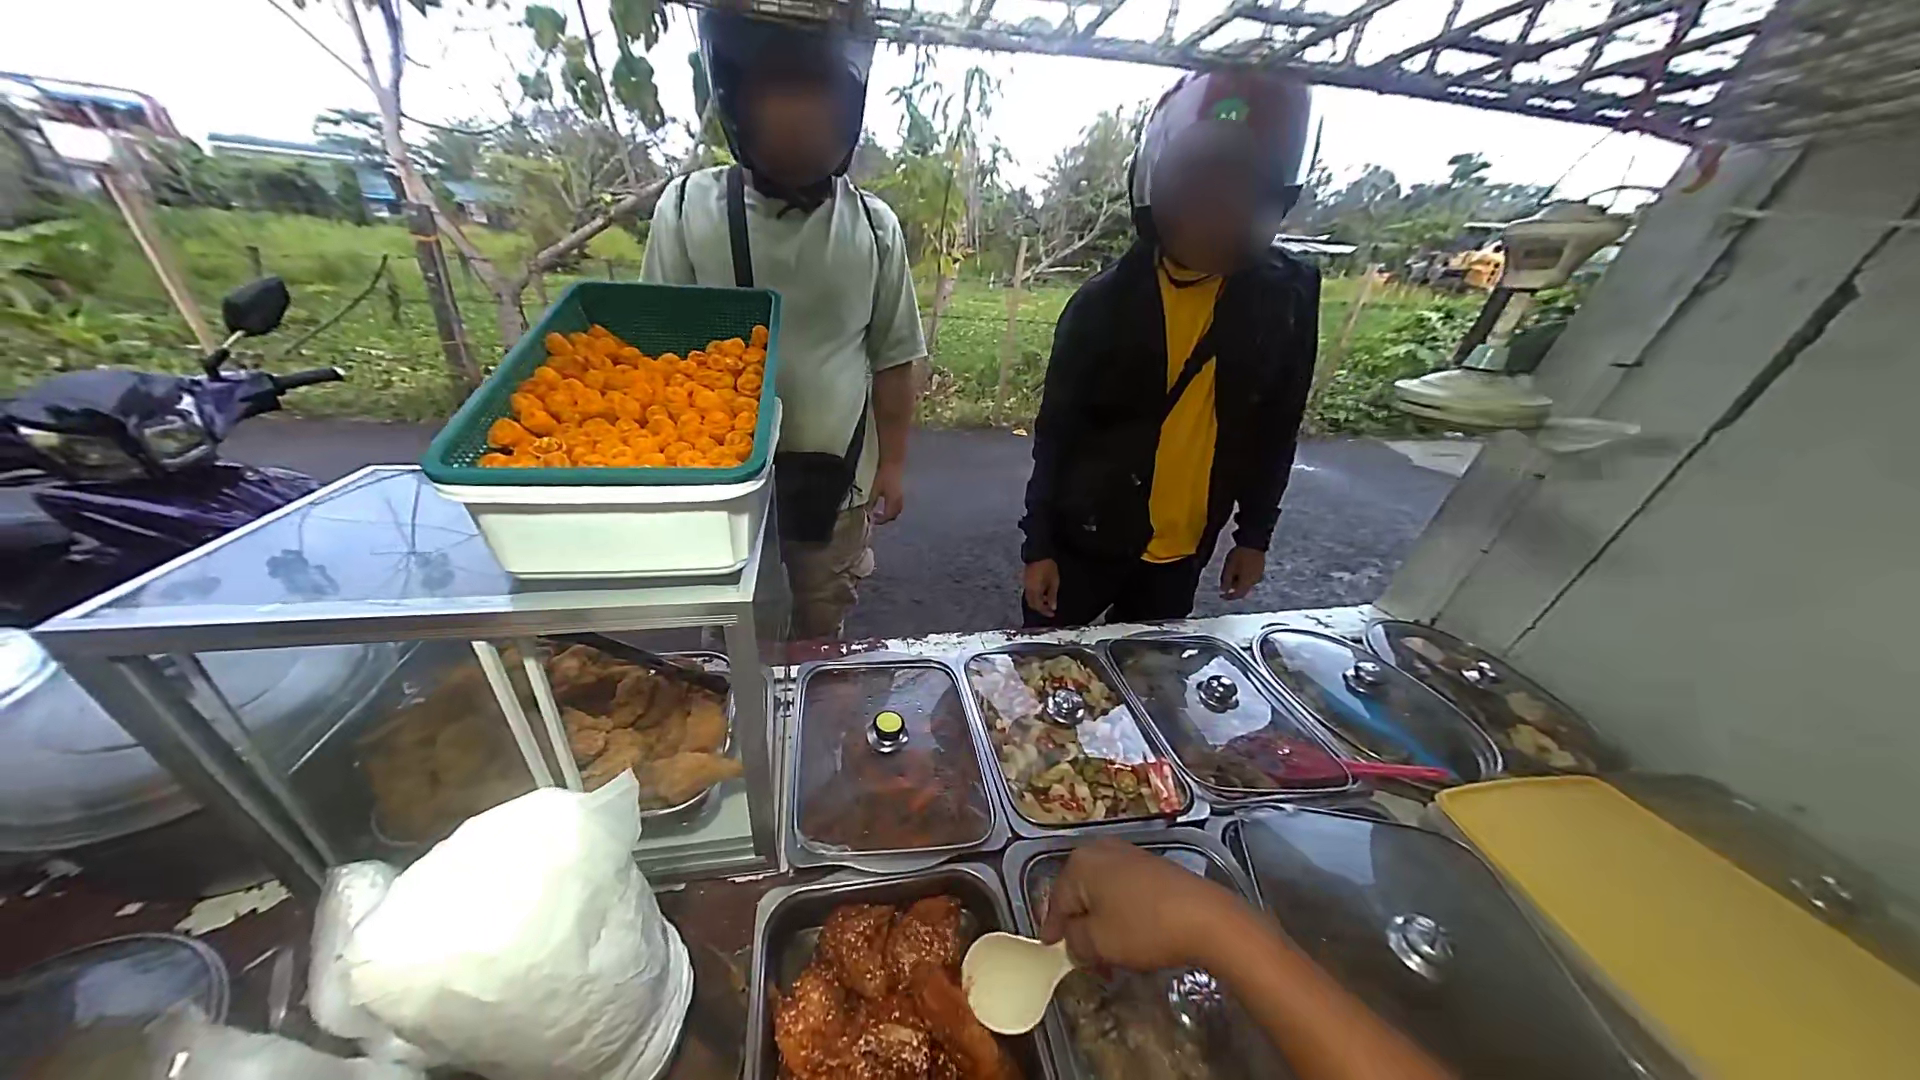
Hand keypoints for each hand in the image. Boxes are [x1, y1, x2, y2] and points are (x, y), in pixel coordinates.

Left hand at [870, 463, 905, 524]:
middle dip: (886, 519)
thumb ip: (872, 501)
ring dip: (890, 514)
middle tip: (876, 518)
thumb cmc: (884, 476)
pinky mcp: (901, 492)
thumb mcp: (875, 489)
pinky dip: (892, 508)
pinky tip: (885, 504)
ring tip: (881, 512)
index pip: (887, 516)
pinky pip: (898, 504)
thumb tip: (868, 511)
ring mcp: (901, 496)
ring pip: (897, 510)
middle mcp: (898, 501)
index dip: (880, 520)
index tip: (873, 521)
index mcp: (892, 502)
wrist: (893, 463)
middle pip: (894, 515)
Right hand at [1023, 559, 1059, 618]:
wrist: (1039, 554)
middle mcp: (1027, 589)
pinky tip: (1042, 592)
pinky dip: (1035, 596)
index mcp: (1034, 591)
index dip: (1045, 611)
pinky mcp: (1025, 580)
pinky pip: (1029, 592)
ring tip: (1047, 599)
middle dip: (1040, 608)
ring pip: (1029, 598)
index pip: (1038, 606)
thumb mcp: (1054, 582)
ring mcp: (1025, 584)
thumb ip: (1052, 596)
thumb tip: (1052, 607)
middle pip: (1031, 604)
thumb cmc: (1048, 567)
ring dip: (1038, 602)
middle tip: (1049, 609)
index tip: (1052, 613)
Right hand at [1039, 837, 1256, 972]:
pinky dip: (1119, 911)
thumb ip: (1073, 940)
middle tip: (1085, 958)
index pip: (1056, 900)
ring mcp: (1126, 853)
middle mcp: (1098, 849)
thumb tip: (1072, 937)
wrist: (1204, 916)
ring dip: (1100, 921)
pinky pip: (1121, 888)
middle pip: (1078, 893)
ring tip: (1110, 953)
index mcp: (1079, 863)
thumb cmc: (1143, 927)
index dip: (1053, 929)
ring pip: (1101, 892)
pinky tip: (1130, 935)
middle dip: (1079, 926)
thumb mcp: (1098, 943)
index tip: (1050, 949)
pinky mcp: (1148, 863)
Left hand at [1220, 545, 1265, 599]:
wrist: (1254, 543)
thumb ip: (1226, 581)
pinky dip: (1243, 577)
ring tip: (1230, 573)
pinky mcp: (1260, 569)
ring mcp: (1259, 575)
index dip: (1229, 597)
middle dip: (1232, 588)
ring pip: (1246, 583)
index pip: (1238, 595)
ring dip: (1237, 582)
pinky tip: (1238, 569)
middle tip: (1224, 582)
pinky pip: (1250, 577)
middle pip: (1242, 589)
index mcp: (1247, 582)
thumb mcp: (1229, 568)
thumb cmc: (1240, 555)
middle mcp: (1255, 581)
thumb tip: (1223, 591)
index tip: (1221, 595)